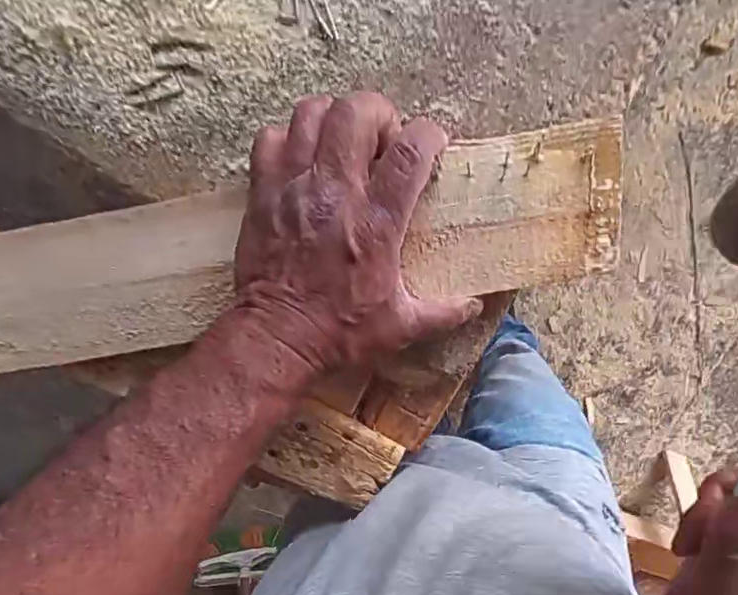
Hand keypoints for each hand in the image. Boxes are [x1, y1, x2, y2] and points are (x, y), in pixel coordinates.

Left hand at [230, 92, 482, 375]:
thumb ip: (440, 313)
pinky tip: (301, 162)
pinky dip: (288, 139)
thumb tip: (473, 306)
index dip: (428, 136)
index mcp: (376, 223)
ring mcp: (295, 189)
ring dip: (333, 120)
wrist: (278, 339)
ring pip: (313, 113)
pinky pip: (271, 138)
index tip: (431, 147)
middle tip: (382, 143)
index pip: (411, 150)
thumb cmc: (339, 334)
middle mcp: (336, 194)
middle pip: (358, 111)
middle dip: (378, 115)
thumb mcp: (399, 328)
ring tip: (341, 145)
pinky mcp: (264, 195)